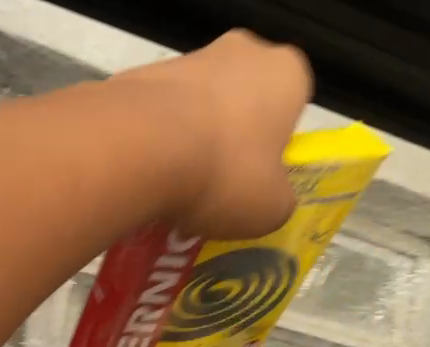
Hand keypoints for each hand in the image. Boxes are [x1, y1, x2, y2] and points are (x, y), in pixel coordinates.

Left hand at [114, 30, 313, 237]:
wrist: (140, 149)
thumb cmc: (224, 174)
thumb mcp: (269, 209)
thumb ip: (278, 202)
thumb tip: (267, 201)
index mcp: (286, 74)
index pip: (290, 112)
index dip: (271, 152)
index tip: (251, 184)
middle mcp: (240, 54)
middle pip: (239, 110)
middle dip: (225, 150)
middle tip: (211, 195)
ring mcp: (186, 62)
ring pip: (194, 114)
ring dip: (186, 150)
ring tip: (170, 199)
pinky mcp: (140, 79)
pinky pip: (154, 121)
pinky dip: (151, 148)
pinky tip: (144, 183)